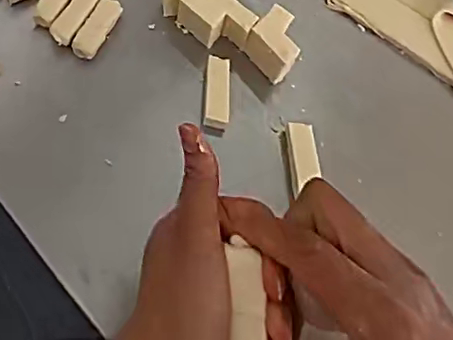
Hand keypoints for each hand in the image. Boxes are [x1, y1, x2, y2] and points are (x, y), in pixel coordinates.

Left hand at [120, 125, 296, 339]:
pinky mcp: (222, 325)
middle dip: (273, 282)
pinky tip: (262, 337)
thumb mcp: (195, 235)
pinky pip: (258, 320)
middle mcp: (199, 260)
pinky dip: (267, 331)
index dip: (265, 241)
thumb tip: (190, 133)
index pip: (244, 218)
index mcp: (189, 229)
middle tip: (267, 305)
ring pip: (261, 291)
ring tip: (265, 328)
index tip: (267, 266)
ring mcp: (211, 296)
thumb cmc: (177, 309)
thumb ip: (200, 184)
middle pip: (257, 256)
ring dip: (275, 313)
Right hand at [221, 179, 452, 339]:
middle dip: (285, 229)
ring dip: (305, 248)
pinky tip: (325, 309)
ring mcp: (412, 281)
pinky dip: (329, 266)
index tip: (229, 215)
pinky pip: (357, 250)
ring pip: (340, 223)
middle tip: (273, 281)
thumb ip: (304, 324)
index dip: (259, 226)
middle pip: (323, 207)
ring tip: (296, 307)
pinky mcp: (416, 291)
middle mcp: (403, 285)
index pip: (307, 245)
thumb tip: (267, 314)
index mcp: (386, 314)